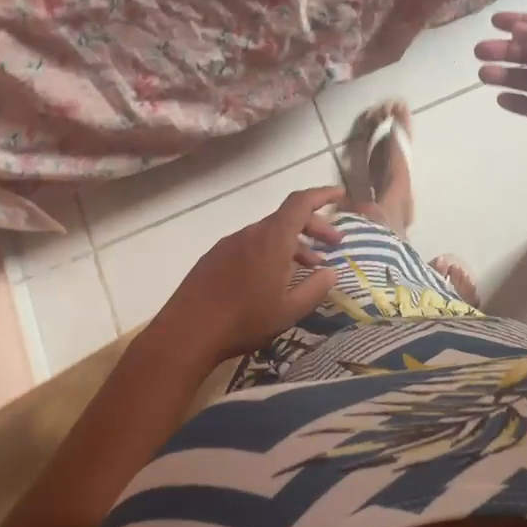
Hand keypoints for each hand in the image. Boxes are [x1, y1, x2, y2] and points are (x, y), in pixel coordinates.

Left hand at [155, 186, 347, 363]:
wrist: (186, 333)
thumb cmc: (243, 320)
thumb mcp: (288, 311)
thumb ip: (315, 289)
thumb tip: (332, 272)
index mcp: (272, 238)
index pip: (301, 203)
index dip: (322, 194)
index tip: (340, 194)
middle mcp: (251, 232)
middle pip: (287, 218)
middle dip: (314, 227)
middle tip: (333, 245)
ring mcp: (230, 243)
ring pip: (269, 234)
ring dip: (292, 244)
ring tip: (307, 267)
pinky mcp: (215, 257)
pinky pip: (251, 245)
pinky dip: (270, 252)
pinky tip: (272, 278)